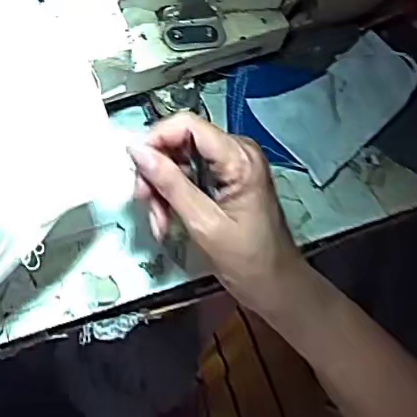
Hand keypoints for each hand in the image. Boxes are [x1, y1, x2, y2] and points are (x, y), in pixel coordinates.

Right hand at [129, 113, 310, 315]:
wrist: (280, 292)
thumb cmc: (249, 263)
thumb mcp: (204, 224)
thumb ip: (170, 184)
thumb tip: (136, 150)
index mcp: (239, 157)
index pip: (187, 124)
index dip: (156, 138)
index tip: (136, 165)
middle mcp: (236, 150)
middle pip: (179, 141)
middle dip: (157, 171)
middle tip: (144, 200)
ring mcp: (231, 162)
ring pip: (179, 158)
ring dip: (162, 188)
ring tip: (159, 221)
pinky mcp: (225, 176)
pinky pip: (187, 172)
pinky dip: (173, 193)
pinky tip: (167, 219)